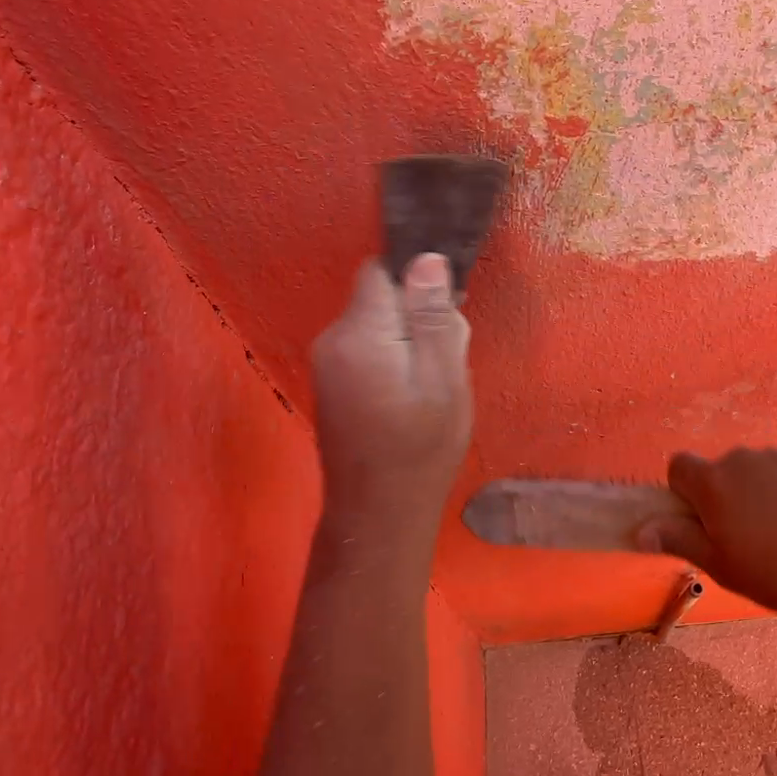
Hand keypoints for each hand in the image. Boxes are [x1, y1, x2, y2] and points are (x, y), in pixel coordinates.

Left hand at [309, 255, 472, 517]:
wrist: (377, 517)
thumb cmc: (420, 450)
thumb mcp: (443, 380)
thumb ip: (434, 318)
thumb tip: (426, 259)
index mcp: (360, 333)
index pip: (381, 270)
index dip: (417, 276)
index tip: (448, 305)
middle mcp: (333, 339)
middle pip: (382, 296)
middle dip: (419, 313)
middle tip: (448, 357)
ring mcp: (328, 363)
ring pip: (378, 322)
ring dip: (410, 338)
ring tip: (435, 381)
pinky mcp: (332, 382)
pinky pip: (369, 346)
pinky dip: (395, 357)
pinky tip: (414, 393)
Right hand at [637, 449, 776, 617]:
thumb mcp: (721, 566)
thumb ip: (678, 541)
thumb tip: (641, 529)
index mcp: (713, 481)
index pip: (678, 465)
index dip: (682, 492)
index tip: (700, 522)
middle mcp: (743, 458)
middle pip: (720, 471)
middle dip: (724, 497)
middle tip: (745, 540)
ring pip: (756, 472)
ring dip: (758, 494)